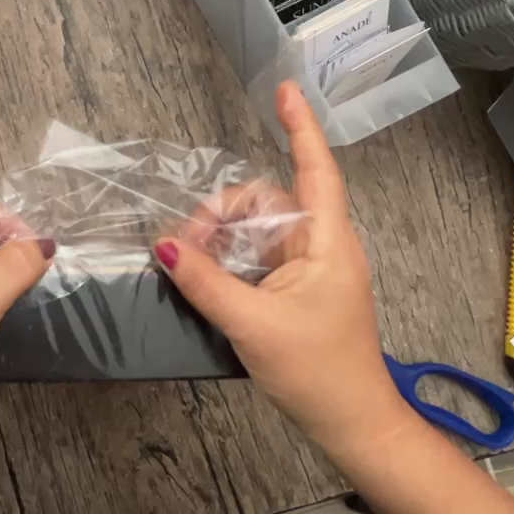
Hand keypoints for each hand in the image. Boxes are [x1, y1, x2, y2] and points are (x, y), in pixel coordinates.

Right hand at [155, 81, 408, 452]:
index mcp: (326, 243)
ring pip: (252, 226)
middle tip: (184, 248)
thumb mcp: (253, 324)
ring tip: (189, 265)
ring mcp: (303, 266)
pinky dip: (223, 256)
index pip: (316, 171)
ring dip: (216, 236)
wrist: (349, 423)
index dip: (300, 129)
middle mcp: (317, 244)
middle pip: (263, 199)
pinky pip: (250, 252)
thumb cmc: (317, 372)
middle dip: (219, 212)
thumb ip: (205, 282)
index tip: (284, 90)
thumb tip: (163, 246)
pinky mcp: (290, 286)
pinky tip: (201, 273)